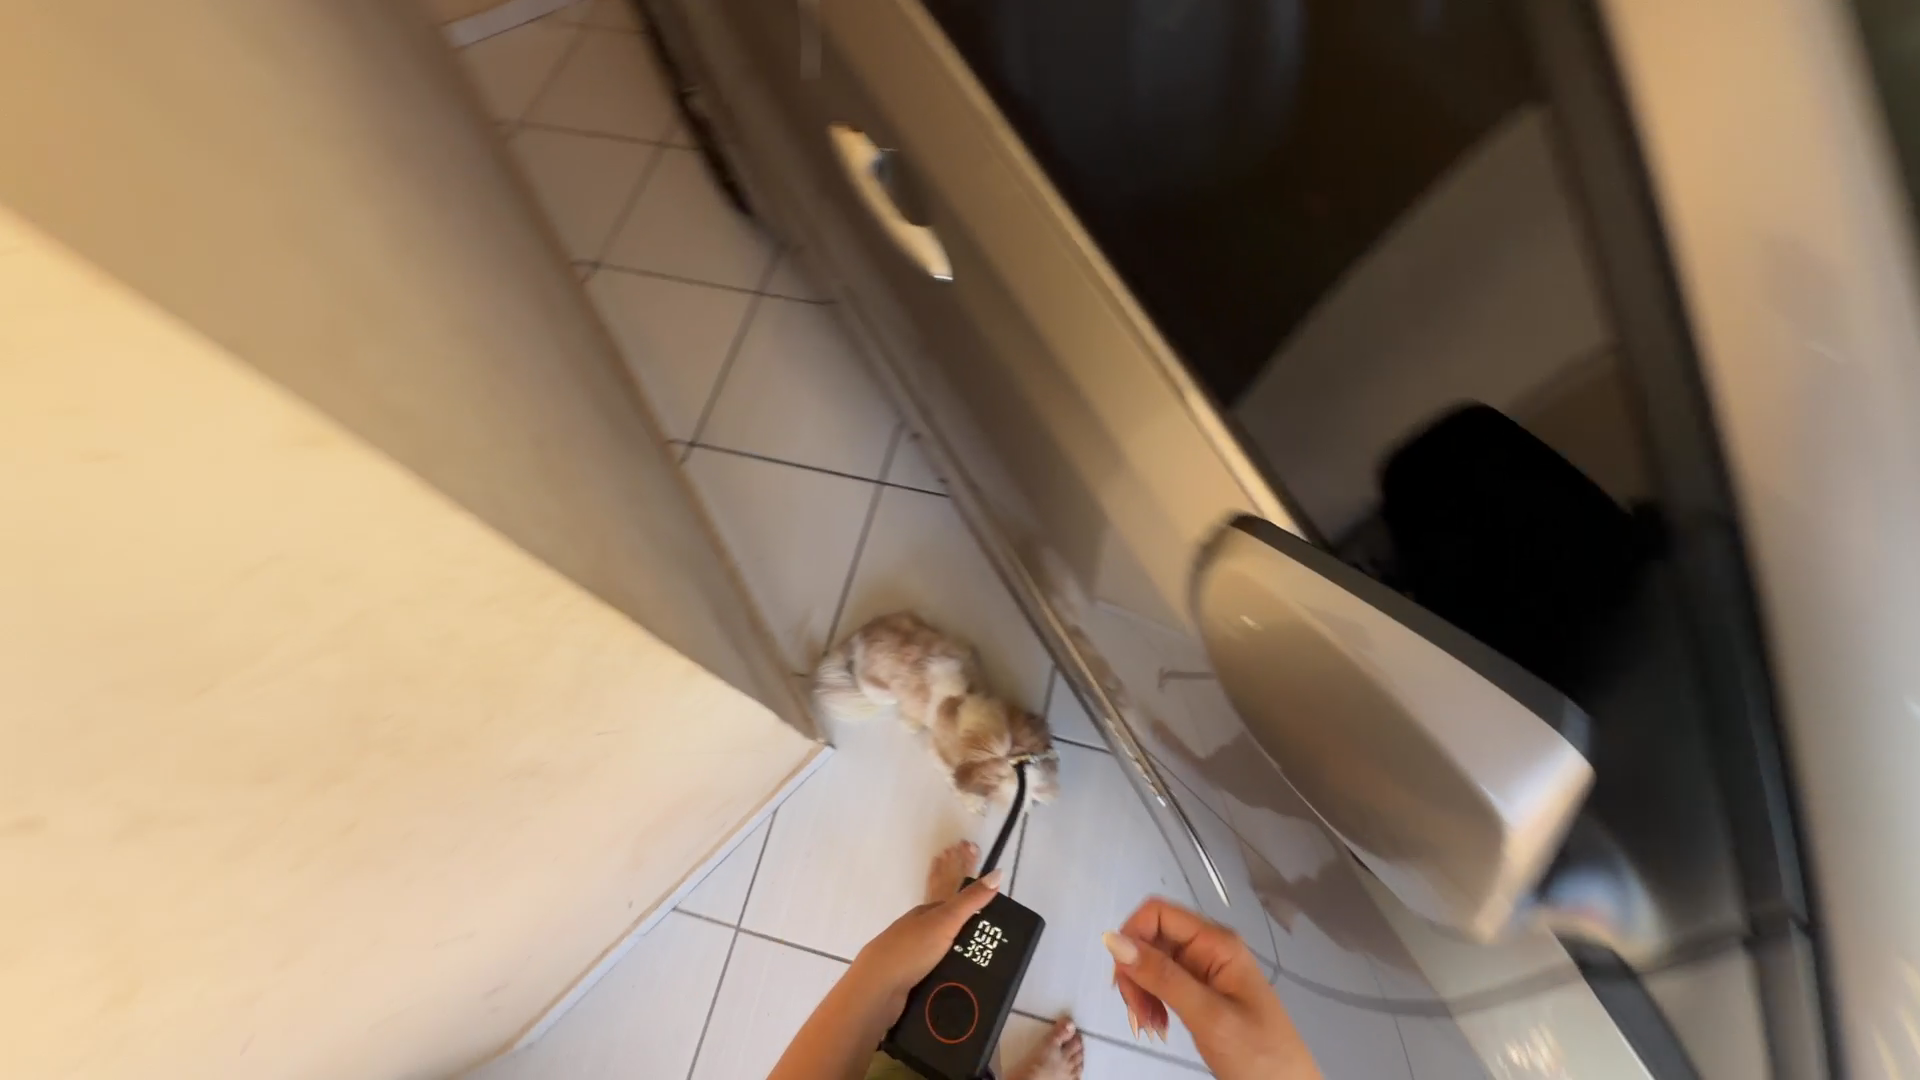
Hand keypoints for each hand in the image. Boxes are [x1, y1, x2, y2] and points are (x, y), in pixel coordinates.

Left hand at [847, 868, 1002, 1008]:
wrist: (877, 989)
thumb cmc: (912, 949)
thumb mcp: (946, 920)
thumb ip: (971, 900)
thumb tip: (999, 872)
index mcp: (926, 914)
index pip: (955, 906)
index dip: (975, 910)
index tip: (997, 922)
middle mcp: (919, 932)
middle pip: (949, 932)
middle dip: (968, 940)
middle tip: (995, 954)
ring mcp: (913, 958)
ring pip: (943, 957)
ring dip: (960, 964)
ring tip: (985, 977)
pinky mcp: (911, 982)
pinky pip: (937, 978)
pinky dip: (950, 982)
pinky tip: (962, 991)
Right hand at [1105, 897, 1321, 1079]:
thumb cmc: (1258, 1057)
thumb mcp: (1208, 1015)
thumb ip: (1161, 976)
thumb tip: (1112, 938)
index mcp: (1215, 941)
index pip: (1158, 913)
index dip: (1132, 936)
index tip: (1123, 979)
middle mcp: (1208, 948)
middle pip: (1152, 937)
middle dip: (1135, 970)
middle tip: (1136, 1014)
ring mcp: (1205, 971)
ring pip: (1153, 961)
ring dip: (1141, 989)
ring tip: (1148, 1026)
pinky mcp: (1201, 994)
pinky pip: (1164, 983)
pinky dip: (1151, 1001)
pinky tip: (1156, 1026)